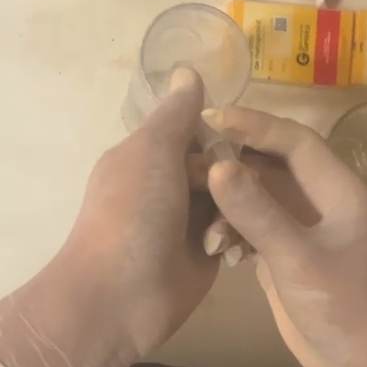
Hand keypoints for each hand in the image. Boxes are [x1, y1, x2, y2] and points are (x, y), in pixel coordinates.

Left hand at [0, 69, 218, 366]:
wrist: (120, 297)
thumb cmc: (131, 215)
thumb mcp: (151, 152)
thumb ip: (176, 115)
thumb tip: (187, 69)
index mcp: (150, 155)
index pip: (200, 130)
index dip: (223, 133)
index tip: (246, 139)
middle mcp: (171, 185)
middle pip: (224, 164)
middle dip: (236, 175)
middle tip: (234, 192)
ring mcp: (190, 221)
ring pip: (236, 198)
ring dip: (237, 210)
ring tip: (224, 228)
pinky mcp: (208, 254)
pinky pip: (236, 231)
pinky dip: (238, 236)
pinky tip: (234, 247)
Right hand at [204, 106, 366, 366]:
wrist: (361, 365)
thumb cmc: (341, 308)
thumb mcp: (296, 259)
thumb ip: (257, 212)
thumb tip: (216, 166)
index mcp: (341, 191)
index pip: (295, 142)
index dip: (254, 126)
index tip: (210, 119)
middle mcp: (324, 202)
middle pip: (274, 166)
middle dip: (234, 165)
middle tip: (189, 164)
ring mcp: (306, 229)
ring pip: (260, 198)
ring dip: (230, 206)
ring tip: (204, 225)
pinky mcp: (289, 254)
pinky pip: (256, 226)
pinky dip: (235, 232)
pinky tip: (217, 249)